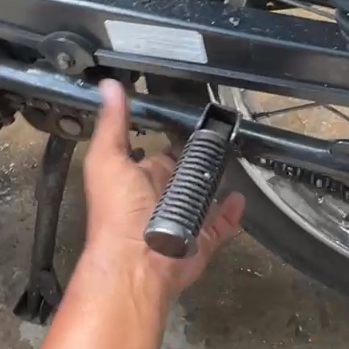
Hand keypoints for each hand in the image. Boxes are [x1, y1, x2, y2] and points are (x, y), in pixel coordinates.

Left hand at [78, 79, 244, 303]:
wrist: (135, 263)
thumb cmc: (117, 211)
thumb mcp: (108, 158)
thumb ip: (113, 123)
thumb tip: (108, 85)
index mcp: (140, 177)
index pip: (161, 152)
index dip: (173, 136)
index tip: (193, 116)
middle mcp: (163, 198)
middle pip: (188, 173)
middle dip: (202, 157)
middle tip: (223, 135)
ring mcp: (185, 219)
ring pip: (206, 196)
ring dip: (220, 180)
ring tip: (238, 158)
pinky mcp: (204, 239)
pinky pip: (223, 223)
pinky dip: (233, 211)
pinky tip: (240, 197)